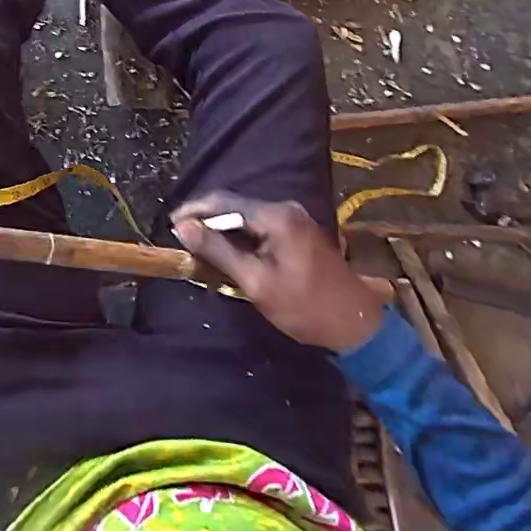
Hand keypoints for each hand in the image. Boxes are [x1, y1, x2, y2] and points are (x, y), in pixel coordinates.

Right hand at [172, 191, 384, 351]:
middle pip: (233, 206)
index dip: (193, 211)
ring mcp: (294, 219)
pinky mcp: (298, 232)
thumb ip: (217, 250)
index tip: (171, 226)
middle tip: (183, 241)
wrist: (360, 329)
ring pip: (244, 217)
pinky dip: (239, 238)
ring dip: (221, 231)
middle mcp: (285, 209)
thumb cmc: (305, 307)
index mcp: (276, 216)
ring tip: (200, 249)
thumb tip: (182, 226)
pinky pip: (259, 226)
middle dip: (205, 221)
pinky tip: (227, 254)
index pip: (222, 201)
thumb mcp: (255, 281)